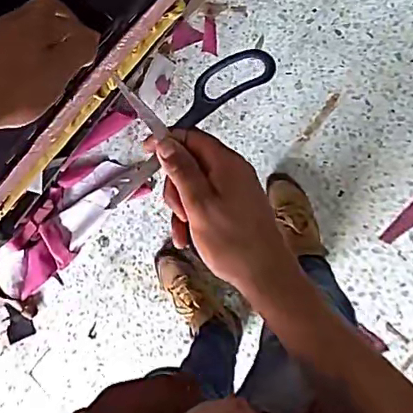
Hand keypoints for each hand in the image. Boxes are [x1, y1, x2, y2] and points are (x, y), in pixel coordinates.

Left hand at [0, 0, 97, 131]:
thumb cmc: (9, 90)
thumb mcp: (59, 73)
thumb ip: (79, 51)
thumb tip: (90, 39)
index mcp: (37, 20)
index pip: (70, 16)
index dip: (84, 34)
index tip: (88, 51)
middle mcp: (13, 21)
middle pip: (45, 15)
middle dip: (62, 31)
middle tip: (72, 52)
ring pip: (24, 31)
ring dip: (40, 45)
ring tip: (50, 69)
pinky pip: (6, 47)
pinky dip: (20, 57)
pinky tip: (23, 79)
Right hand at [148, 130, 304, 302]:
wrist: (265, 275)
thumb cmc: (234, 243)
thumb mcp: (198, 204)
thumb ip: (181, 170)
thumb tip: (166, 143)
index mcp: (226, 163)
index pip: (191, 137)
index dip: (166, 142)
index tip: (147, 152)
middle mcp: (233, 170)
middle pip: (191, 162)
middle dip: (175, 184)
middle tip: (177, 209)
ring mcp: (235, 188)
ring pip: (195, 184)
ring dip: (182, 205)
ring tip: (184, 228)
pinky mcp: (236, 204)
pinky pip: (206, 200)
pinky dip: (193, 215)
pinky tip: (189, 235)